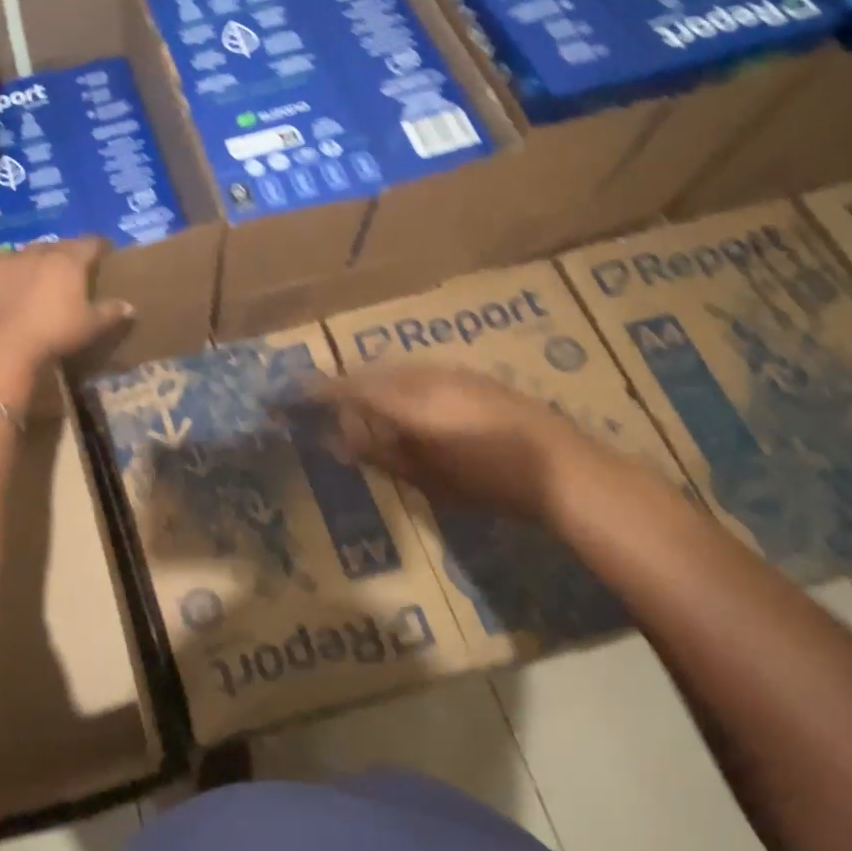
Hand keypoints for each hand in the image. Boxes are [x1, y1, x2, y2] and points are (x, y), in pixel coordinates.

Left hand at [0, 239, 132, 363]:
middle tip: (74, 266)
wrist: (6, 343)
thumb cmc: (56, 333)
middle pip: (61, 244)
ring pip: (32, 249)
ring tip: (43, 270)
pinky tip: (14, 276)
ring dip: (40, 257)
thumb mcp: (90, 326)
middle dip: (69, 252)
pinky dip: (13, 265)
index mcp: (70, 259)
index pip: (91, 242)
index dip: (101, 245)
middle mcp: (43, 251)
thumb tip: (129, 307)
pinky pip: (6, 260)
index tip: (106, 250)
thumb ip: (110, 313)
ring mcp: (14, 258)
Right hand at [312, 365, 613, 521]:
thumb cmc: (486, 479)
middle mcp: (423, 375)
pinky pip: (418, 373)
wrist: (561, 468)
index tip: (290, 396)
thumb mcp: (424, 476)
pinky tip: (404, 408)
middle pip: (369, 373)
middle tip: (325, 408)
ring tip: (361, 410)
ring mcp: (450, 372)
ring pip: (395, 371)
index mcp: (406, 399)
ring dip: (373, 385)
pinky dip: (399, 386)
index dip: (316, 390)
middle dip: (343, 387)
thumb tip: (336, 439)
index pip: (347, 386)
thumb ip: (378, 453)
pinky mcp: (471, 377)